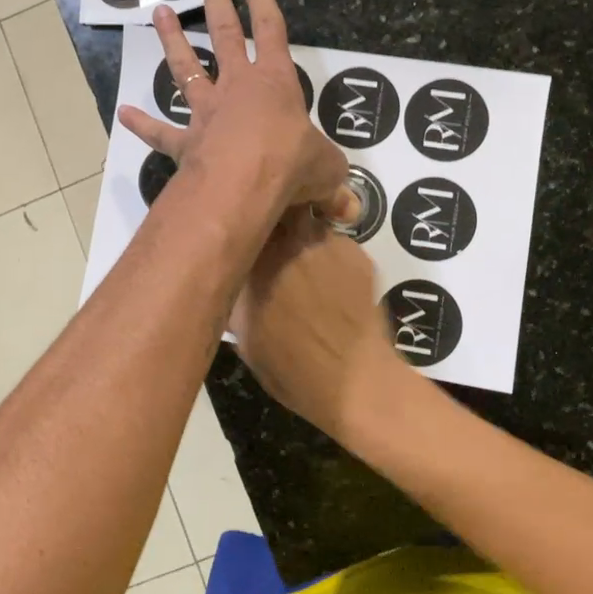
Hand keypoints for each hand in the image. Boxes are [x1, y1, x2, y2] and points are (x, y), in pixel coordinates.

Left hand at [118, 0, 355, 222]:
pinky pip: (161, 132)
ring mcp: (207, 113)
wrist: (242, 185)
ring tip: (159, 12)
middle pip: (224, 33)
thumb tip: (346, 206)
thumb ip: (331, 177)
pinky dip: (143, 124)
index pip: (272, 30)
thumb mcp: (326, 168)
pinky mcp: (185, 143)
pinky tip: (123, 115)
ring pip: (186, 68)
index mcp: (274, 82)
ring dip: (172, 40)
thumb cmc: (290, 164)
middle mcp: (237, 88)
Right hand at [231, 211, 406, 439]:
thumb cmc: (291, 368)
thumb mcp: (244, 336)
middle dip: (274, 224)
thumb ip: (236, 294)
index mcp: (256, 261)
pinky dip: (331, 257)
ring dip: (303, 239)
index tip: (241, 241)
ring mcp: (329, 243)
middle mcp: (292, 242)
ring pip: (310, 224)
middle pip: (279, 213)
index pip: (242, 222)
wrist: (356, 381)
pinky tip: (334, 287)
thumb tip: (233, 275)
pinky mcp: (359, 253)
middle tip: (272, 250)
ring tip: (306, 272)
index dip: (242, 228)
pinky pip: (337, 243)